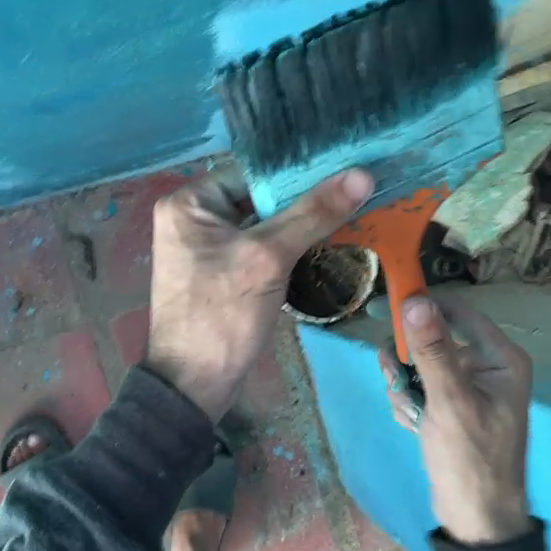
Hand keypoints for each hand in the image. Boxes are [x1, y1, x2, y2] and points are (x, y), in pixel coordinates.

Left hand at [145, 167, 373, 420]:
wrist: (195, 383)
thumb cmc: (223, 314)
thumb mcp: (269, 257)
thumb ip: (313, 214)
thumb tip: (361, 175)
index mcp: (189, 202)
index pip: (253, 172)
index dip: (298, 171)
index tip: (347, 166)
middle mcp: (193, 217)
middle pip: (259, 196)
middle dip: (305, 198)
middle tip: (358, 187)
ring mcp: (207, 247)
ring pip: (263, 223)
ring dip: (302, 223)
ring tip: (354, 209)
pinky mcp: (223, 272)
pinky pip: (260, 248)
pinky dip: (290, 246)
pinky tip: (329, 240)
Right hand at [380, 295, 534, 544]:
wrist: (476, 517)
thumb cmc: (470, 458)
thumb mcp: (449, 401)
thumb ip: (432, 350)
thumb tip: (415, 301)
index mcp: (500, 359)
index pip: (456, 313)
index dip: (419, 307)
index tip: (379, 308)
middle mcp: (487, 367)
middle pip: (432, 339)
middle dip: (408, 360)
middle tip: (394, 378)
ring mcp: (468, 387)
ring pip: (420, 364)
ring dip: (405, 385)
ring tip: (410, 412)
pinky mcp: (452, 406)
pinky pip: (419, 387)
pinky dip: (410, 403)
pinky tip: (414, 425)